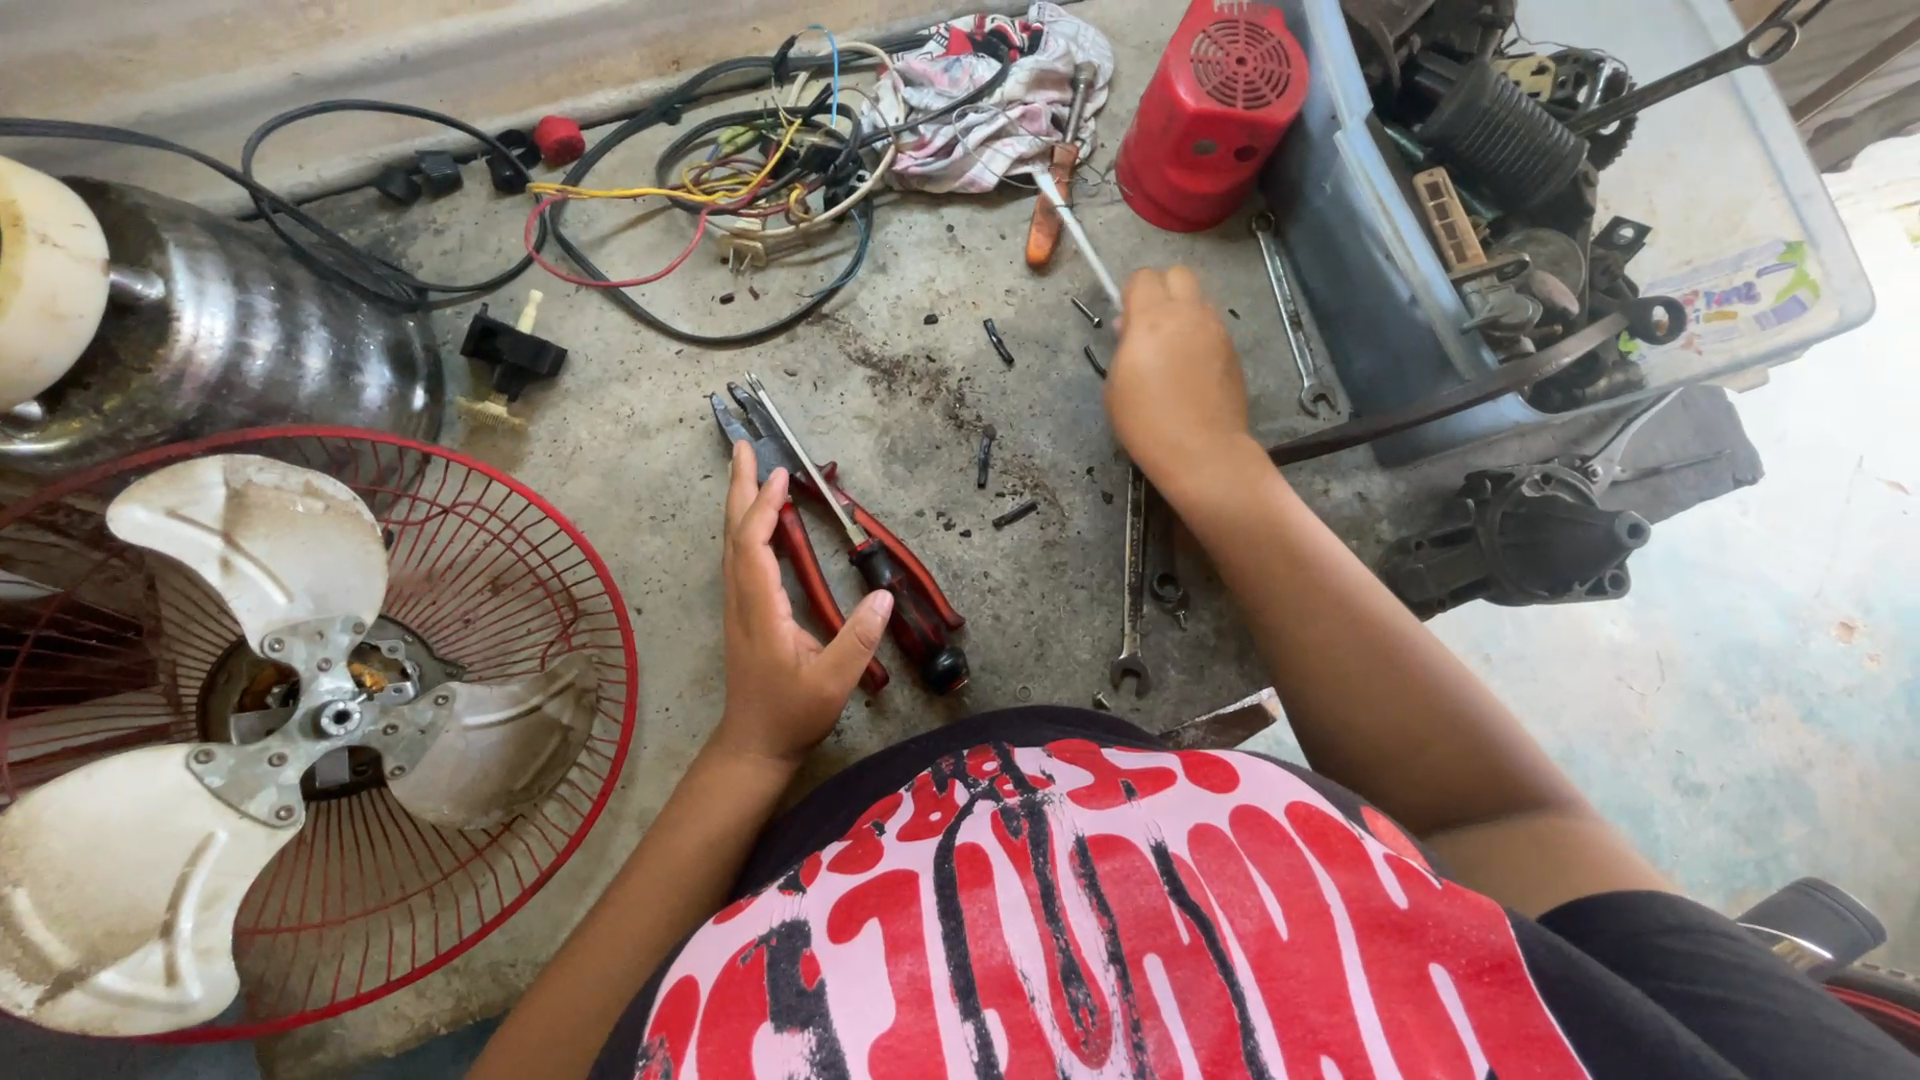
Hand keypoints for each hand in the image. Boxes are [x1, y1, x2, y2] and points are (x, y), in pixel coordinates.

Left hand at [714, 441, 892, 765]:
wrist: (754, 744)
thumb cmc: (792, 715)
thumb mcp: (833, 683)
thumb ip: (859, 640)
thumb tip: (884, 597)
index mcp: (760, 612)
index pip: (754, 548)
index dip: (763, 509)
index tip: (778, 476)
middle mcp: (741, 602)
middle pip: (733, 535)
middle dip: (738, 488)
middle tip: (742, 447)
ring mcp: (738, 607)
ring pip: (731, 545)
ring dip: (738, 504)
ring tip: (747, 471)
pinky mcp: (744, 613)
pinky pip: (738, 558)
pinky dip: (745, 528)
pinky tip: (757, 522)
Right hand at [1106, 267, 1257, 486]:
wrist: (1201, 450)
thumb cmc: (1146, 422)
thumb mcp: (1115, 384)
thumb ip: (1124, 347)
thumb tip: (1131, 330)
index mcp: (1151, 319)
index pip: (1142, 277)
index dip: (1131, 294)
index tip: (1125, 319)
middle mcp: (1188, 315)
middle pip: (1178, 274)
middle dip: (1162, 290)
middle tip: (1150, 323)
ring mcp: (1216, 331)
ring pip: (1199, 300)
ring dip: (1183, 313)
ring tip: (1172, 349)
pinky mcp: (1233, 351)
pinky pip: (1213, 328)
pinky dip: (1199, 336)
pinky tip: (1191, 370)